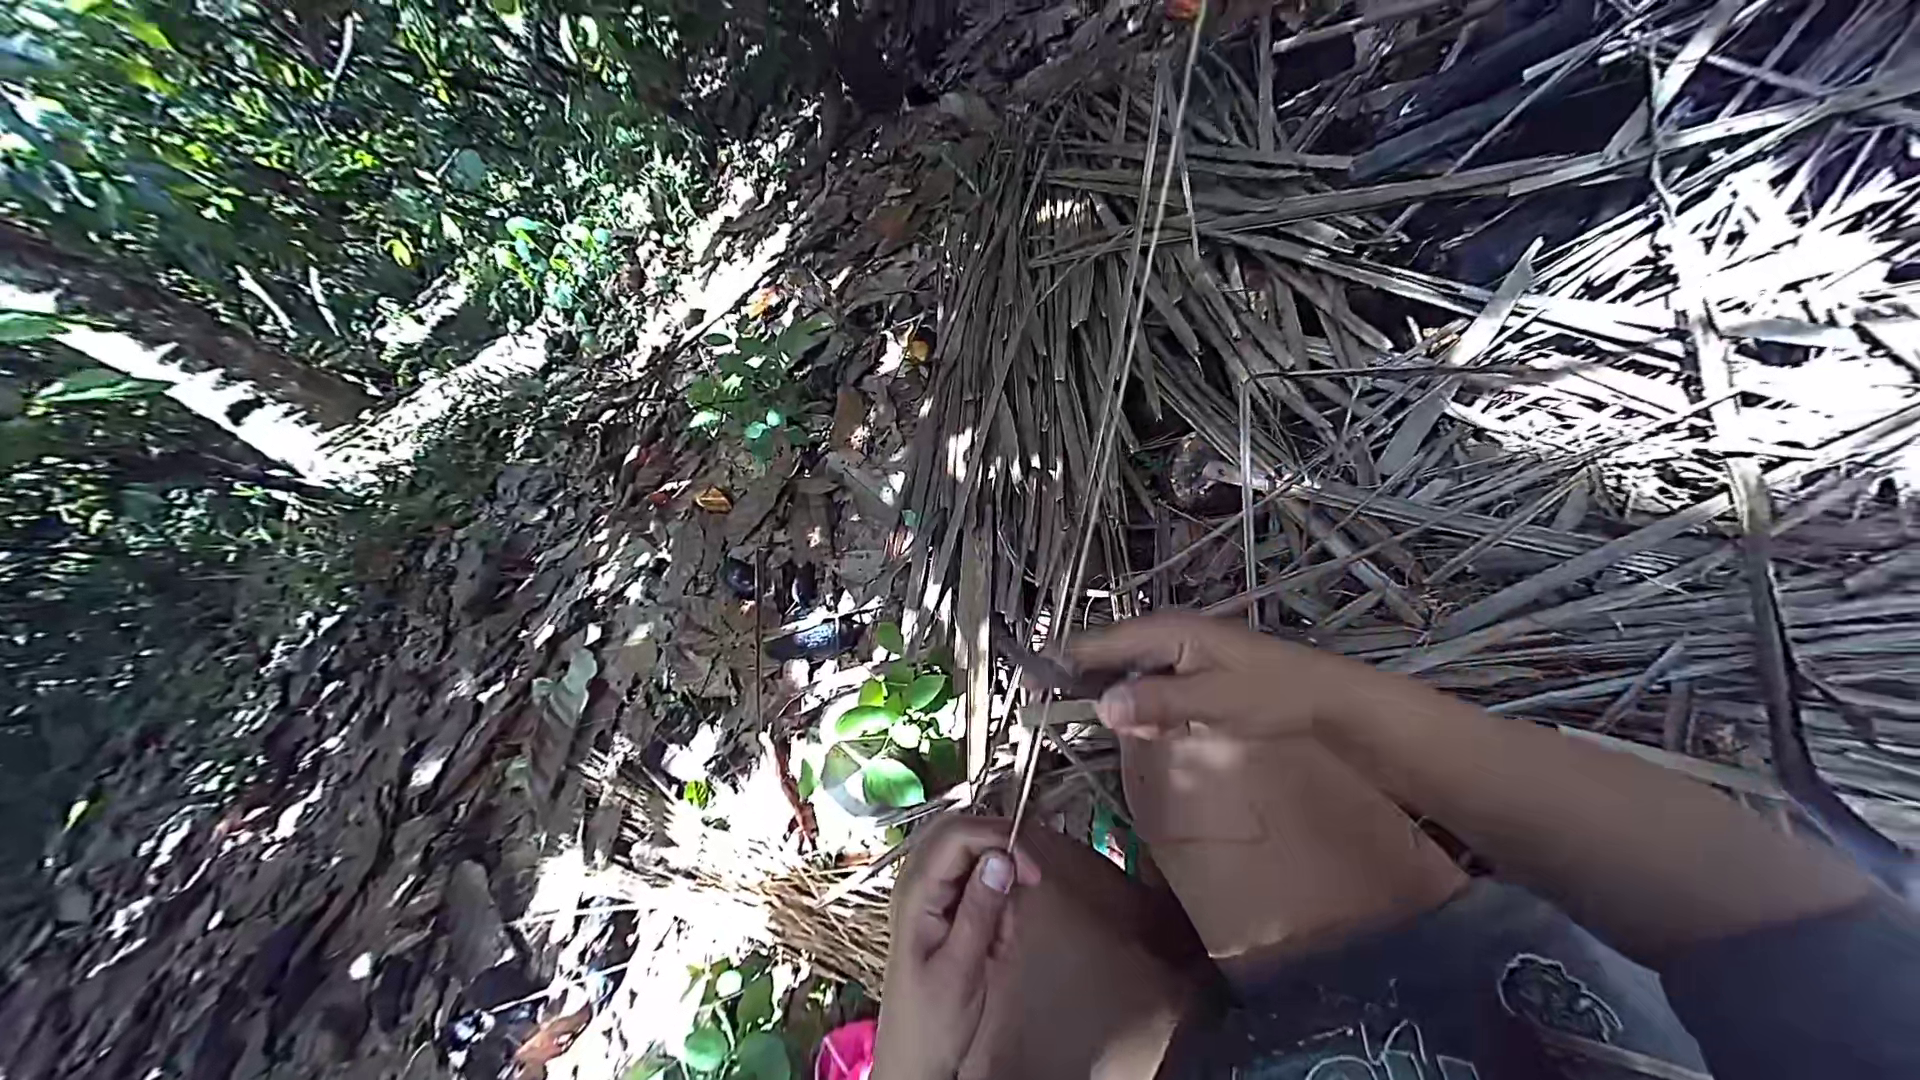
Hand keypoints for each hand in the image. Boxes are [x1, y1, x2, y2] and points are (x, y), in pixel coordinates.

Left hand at [872, 816, 1040, 1079]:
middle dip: (1000, 855)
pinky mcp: (939, 905)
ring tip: (1001, 936)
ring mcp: (927, 891)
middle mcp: (918, 880)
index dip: (998, 838)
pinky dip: (993, 902)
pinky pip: (973, 881)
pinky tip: (994, 940)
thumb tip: (1001, 856)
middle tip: (1026, 886)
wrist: (914, 1064)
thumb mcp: (961, 969)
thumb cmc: (932, 1023)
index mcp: (916, 890)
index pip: (958, 833)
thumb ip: (980, 909)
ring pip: (972, 856)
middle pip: (964, 835)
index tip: (1032, 869)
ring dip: (998, 886)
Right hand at [1068, 611, 1351, 739]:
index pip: (1100, 643)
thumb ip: (1158, 703)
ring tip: (1148, 728)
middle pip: (1108, 659)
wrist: (1327, 699)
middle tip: (1087, 717)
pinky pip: (1150, 691)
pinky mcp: (1188, 673)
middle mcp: (1165, 637)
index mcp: (1167, 631)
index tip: (1033, 681)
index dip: (1063, 661)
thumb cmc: (1275, 692)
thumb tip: (1103, 708)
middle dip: (1095, 690)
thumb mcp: (1216, 701)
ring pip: (1128, 678)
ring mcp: (1177, 654)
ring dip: (1126, 706)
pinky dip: (1147, 711)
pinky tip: (1164, 727)